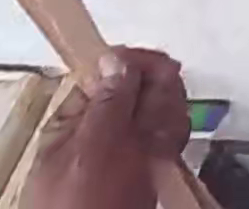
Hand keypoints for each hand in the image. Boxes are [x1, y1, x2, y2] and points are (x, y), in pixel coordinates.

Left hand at [25, 48, 188, 208]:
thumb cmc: (86, 205)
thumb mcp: (92, 151)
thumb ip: (108, 102)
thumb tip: (114, 55)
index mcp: (75, 121)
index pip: (112, 70)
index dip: (140, 66)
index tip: (164, 72)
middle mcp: (101, 126)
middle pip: (145, 83)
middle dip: (159, 99)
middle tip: (154, 127)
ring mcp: (126, 142)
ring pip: (163, 103)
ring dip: (169, 120)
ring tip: (158, 150)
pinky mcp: (148, 157)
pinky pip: (172, 128)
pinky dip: (174, 138)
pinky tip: (166, 156)